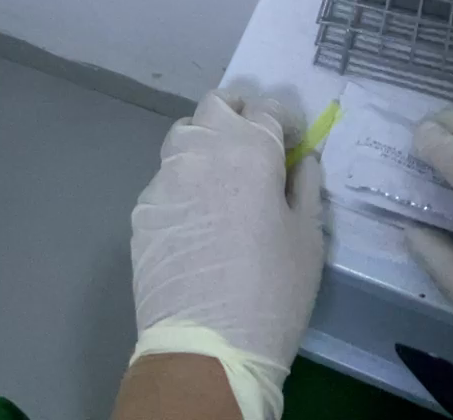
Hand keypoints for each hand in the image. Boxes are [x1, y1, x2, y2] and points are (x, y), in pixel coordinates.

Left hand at [128, 93, 324, 419]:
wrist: (205, 349)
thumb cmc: (272, 291)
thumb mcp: (308, 237)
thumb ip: (306, 186)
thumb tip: (302, 159)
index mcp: (250, 148)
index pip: (268, 108)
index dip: (285, 122)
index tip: (293, 145)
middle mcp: (203, 148)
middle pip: (218, 104)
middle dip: (240, 114)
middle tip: (255, 145)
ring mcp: (166, 176)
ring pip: (184, 134)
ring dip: (206, 141)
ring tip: (222, 175)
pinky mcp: (143, 207)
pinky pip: (167, 178)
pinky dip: (185, 182)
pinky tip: (196, 217)